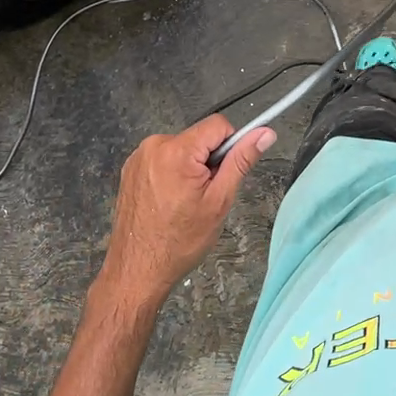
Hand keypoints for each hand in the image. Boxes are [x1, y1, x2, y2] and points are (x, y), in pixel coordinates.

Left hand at [99, 116, 274, 305]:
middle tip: (203, 196)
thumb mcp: (219, 202)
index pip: (218, 125)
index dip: (229, 146)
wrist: (137, 270)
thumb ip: (241, 161)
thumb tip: (265, 133)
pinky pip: (162, 158)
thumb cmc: (180, 241)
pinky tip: (167, 202)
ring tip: (183, 202)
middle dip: (207, 161)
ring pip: (181, 148)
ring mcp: (138, 156)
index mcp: (177, 150)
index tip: (223, 175)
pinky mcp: (130, 168)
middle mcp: (154, 145)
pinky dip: (171, 173)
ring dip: (189, 168)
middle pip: (198, 137)